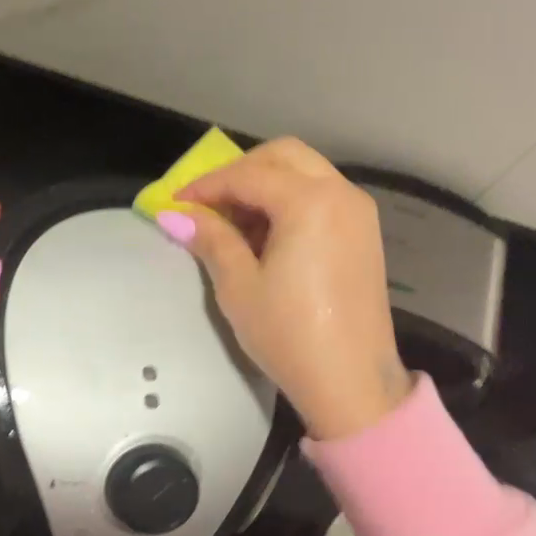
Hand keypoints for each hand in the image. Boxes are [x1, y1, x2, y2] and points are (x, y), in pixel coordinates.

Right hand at [155, 138, 411, 439]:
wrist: (349, 378)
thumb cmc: (287, 334)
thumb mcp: (238, 286)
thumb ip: (210, 240)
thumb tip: (173, 215)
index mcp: (309, 202)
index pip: (247, 174)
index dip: (205, 186)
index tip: (174, 204)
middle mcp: (340, 193)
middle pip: (283, 156)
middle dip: (238, 173)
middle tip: (204, 206)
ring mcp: (357, 212)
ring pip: (304, 173)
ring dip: (263, 185)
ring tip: (229, 224)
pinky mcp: (362, 233)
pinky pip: (320, 196)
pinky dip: (287, 201)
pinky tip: (262, 237)